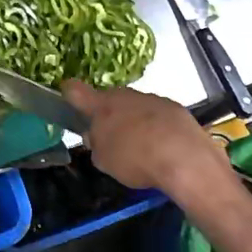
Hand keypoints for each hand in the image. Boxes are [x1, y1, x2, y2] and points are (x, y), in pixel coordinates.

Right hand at [63, 81, 232, 200]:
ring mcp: (152, 98)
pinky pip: (157, 115)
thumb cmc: (135, 159)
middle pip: (109, 99)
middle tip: (110, 138)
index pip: (76, 90)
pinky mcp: (175, 108)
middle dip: (107, 114)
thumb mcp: (104, 160)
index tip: (66, 98)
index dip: (68, 93)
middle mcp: (125, 95)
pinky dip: (156, 127)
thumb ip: (96, 144)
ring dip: (133, 121)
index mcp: (101, 106)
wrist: (185, 158)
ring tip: (141, 148)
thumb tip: (96, 135)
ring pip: (135, 106)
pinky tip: (162, 148)